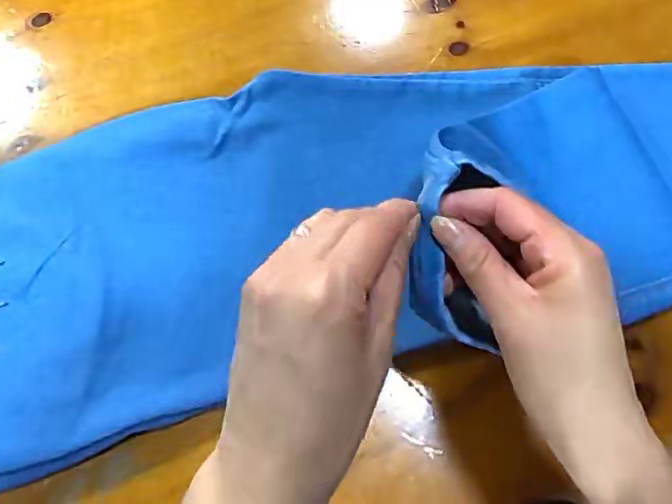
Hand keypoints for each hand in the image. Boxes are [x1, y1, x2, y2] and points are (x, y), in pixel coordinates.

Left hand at [187, 199, 419, 503]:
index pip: (373, 224)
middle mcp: (294, 267)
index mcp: (331, 288)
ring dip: (348, 227)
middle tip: (398, 241)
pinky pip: (297, 240)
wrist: (266, 459)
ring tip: (366, 256)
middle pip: (346, 216)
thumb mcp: (380, 347)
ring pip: (320, 221)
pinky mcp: (252, 280)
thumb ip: (393, 277)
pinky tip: (333, 269)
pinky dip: (322, 241)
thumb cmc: (337, 415)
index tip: (418, 214)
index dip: (400, 212)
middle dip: (376, 220)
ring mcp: (267, 271)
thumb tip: (407, 228)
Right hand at [431, 189, 671, 503]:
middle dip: (471, 226)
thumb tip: (440, 219)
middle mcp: (572, 248)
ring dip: (478, 249)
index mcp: (568, 245)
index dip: (468, 201)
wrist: (600, 441)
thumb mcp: (510, 313)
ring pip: (515, 243)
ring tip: (442, 267)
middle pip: (513, 219)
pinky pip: (522, 265)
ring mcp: (570, 271)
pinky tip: (465, 282)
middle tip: (430, 242)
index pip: (510, 203)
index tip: (428, 211)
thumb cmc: (555, 374)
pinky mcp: (563, 294)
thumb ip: (476, 260)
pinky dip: (493, 269)